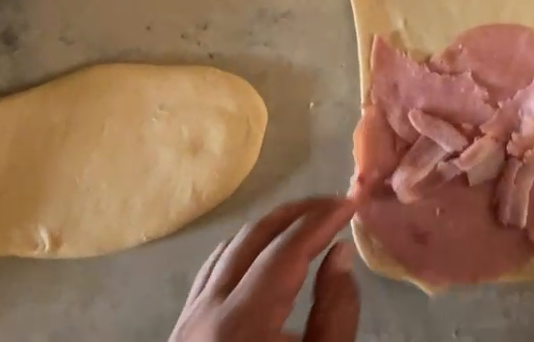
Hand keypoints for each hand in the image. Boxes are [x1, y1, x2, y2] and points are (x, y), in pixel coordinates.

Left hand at [170, 198, 359, 341]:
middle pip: (254, 238)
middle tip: (334, 206)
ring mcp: (187, 321)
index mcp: (241, 323)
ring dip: (271, 227)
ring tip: (306, 223)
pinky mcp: (181, 330)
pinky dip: (243, 248)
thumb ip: (336, 312)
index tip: (352, 204)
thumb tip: (339, 253)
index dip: (322, 220)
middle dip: (298, 213)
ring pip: (228, 249)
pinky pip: (211, 271)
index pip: (286, 250)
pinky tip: (265, 253)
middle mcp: (206, 312)